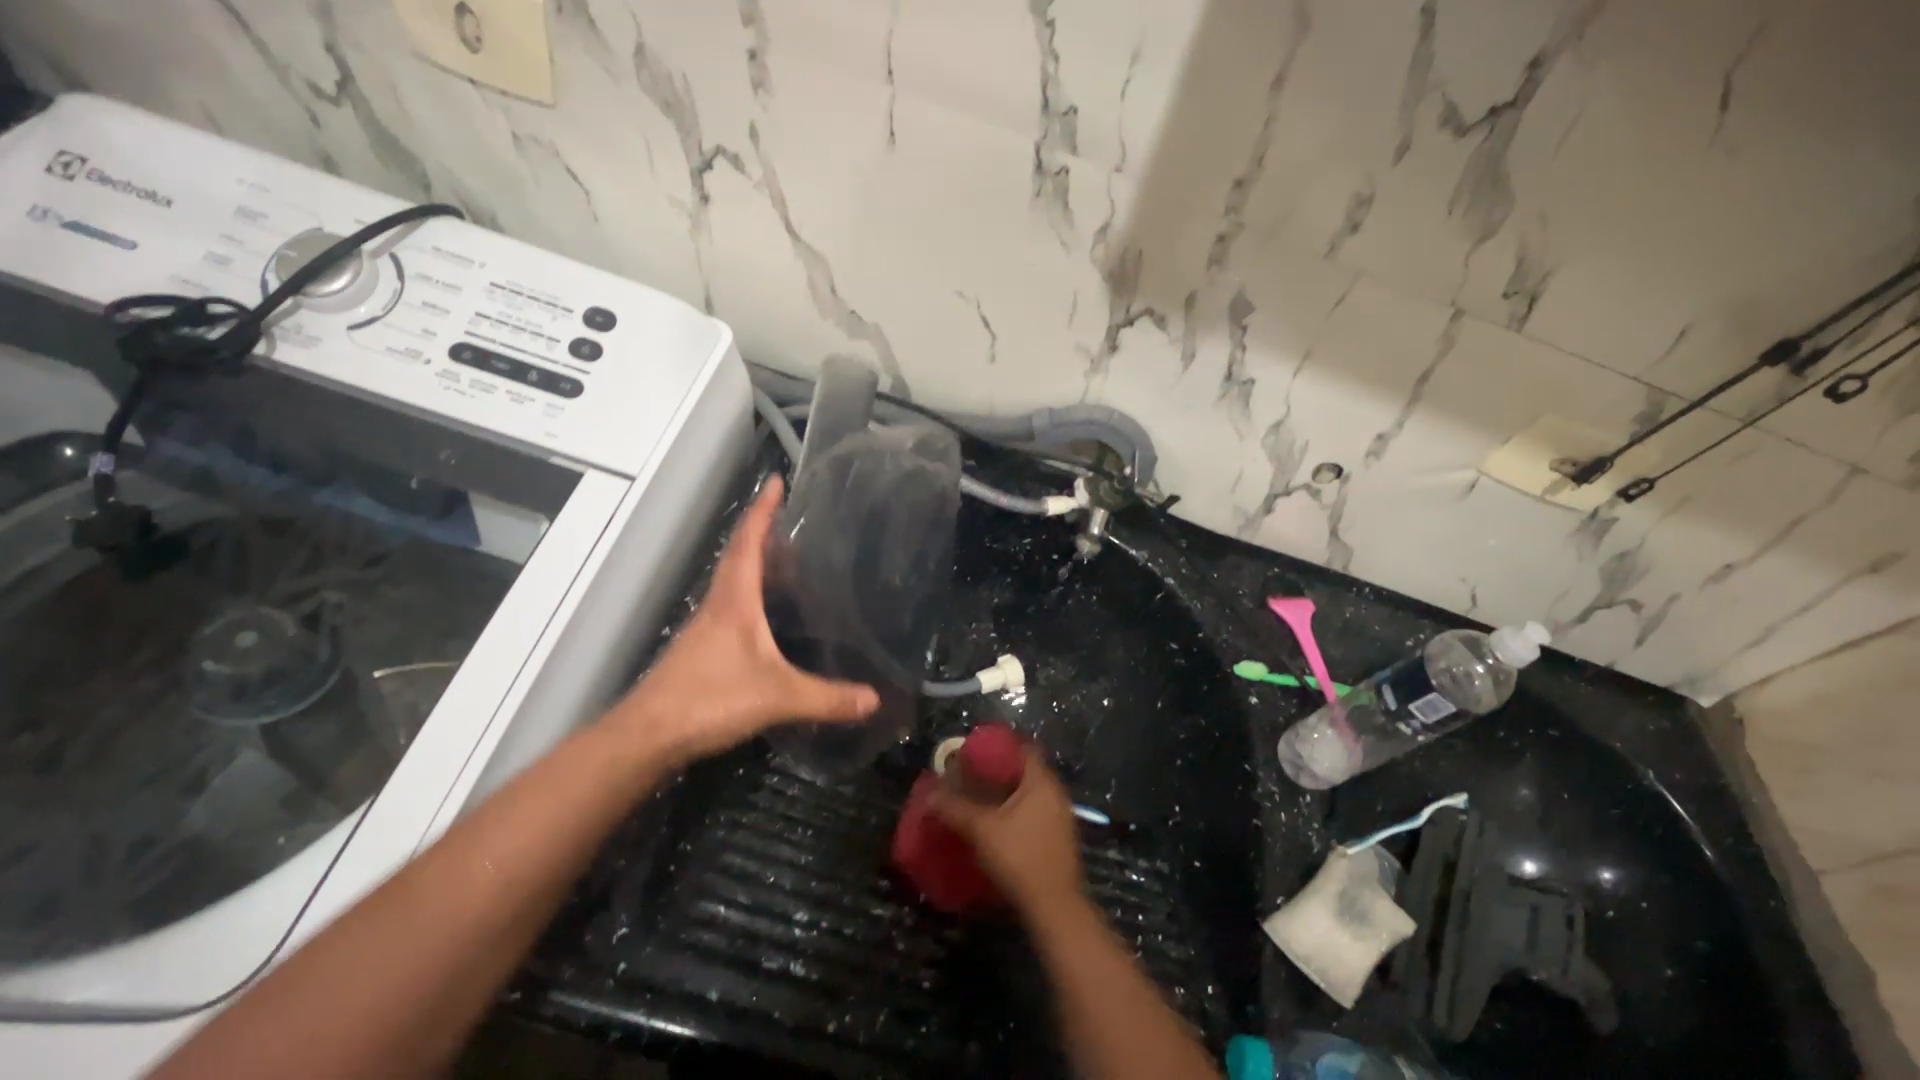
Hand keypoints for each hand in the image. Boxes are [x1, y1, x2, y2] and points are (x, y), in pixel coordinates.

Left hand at [610, 476, 878, 766]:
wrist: (649, 735)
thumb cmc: (710, 699)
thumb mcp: (777, 696)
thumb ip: (827, 697)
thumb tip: (875, 698)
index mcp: (733, 600)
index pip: (748, 542)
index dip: (762, 510)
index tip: (776, 480)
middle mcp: (718, 606)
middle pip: (741, 558)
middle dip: (766, 535)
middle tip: (797, 522)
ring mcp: (707, 630)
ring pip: (736, 587)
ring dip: (760, 569)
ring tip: (794, 564)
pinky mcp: (704, 654)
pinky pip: (735, 613)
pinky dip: (756, 603)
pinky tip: (774, 621)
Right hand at [929, 748, 1084, 916]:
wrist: (1054, 906)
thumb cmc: (1019, 857)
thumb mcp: (981, 830)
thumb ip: (955, 808)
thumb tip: (930, 794)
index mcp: (1042, 782)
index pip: (1023, 749)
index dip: (998, 748)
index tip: (973, 754)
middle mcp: (1057, 794)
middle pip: (1025, 772)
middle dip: (997, 774)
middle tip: (969, 778)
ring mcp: (1061, 818)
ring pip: (1030, 796)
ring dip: (1005, 796)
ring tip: (977, 801)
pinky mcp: (1059, 839)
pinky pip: (1034, 814)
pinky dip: (1015, 814)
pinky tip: (994, 826)